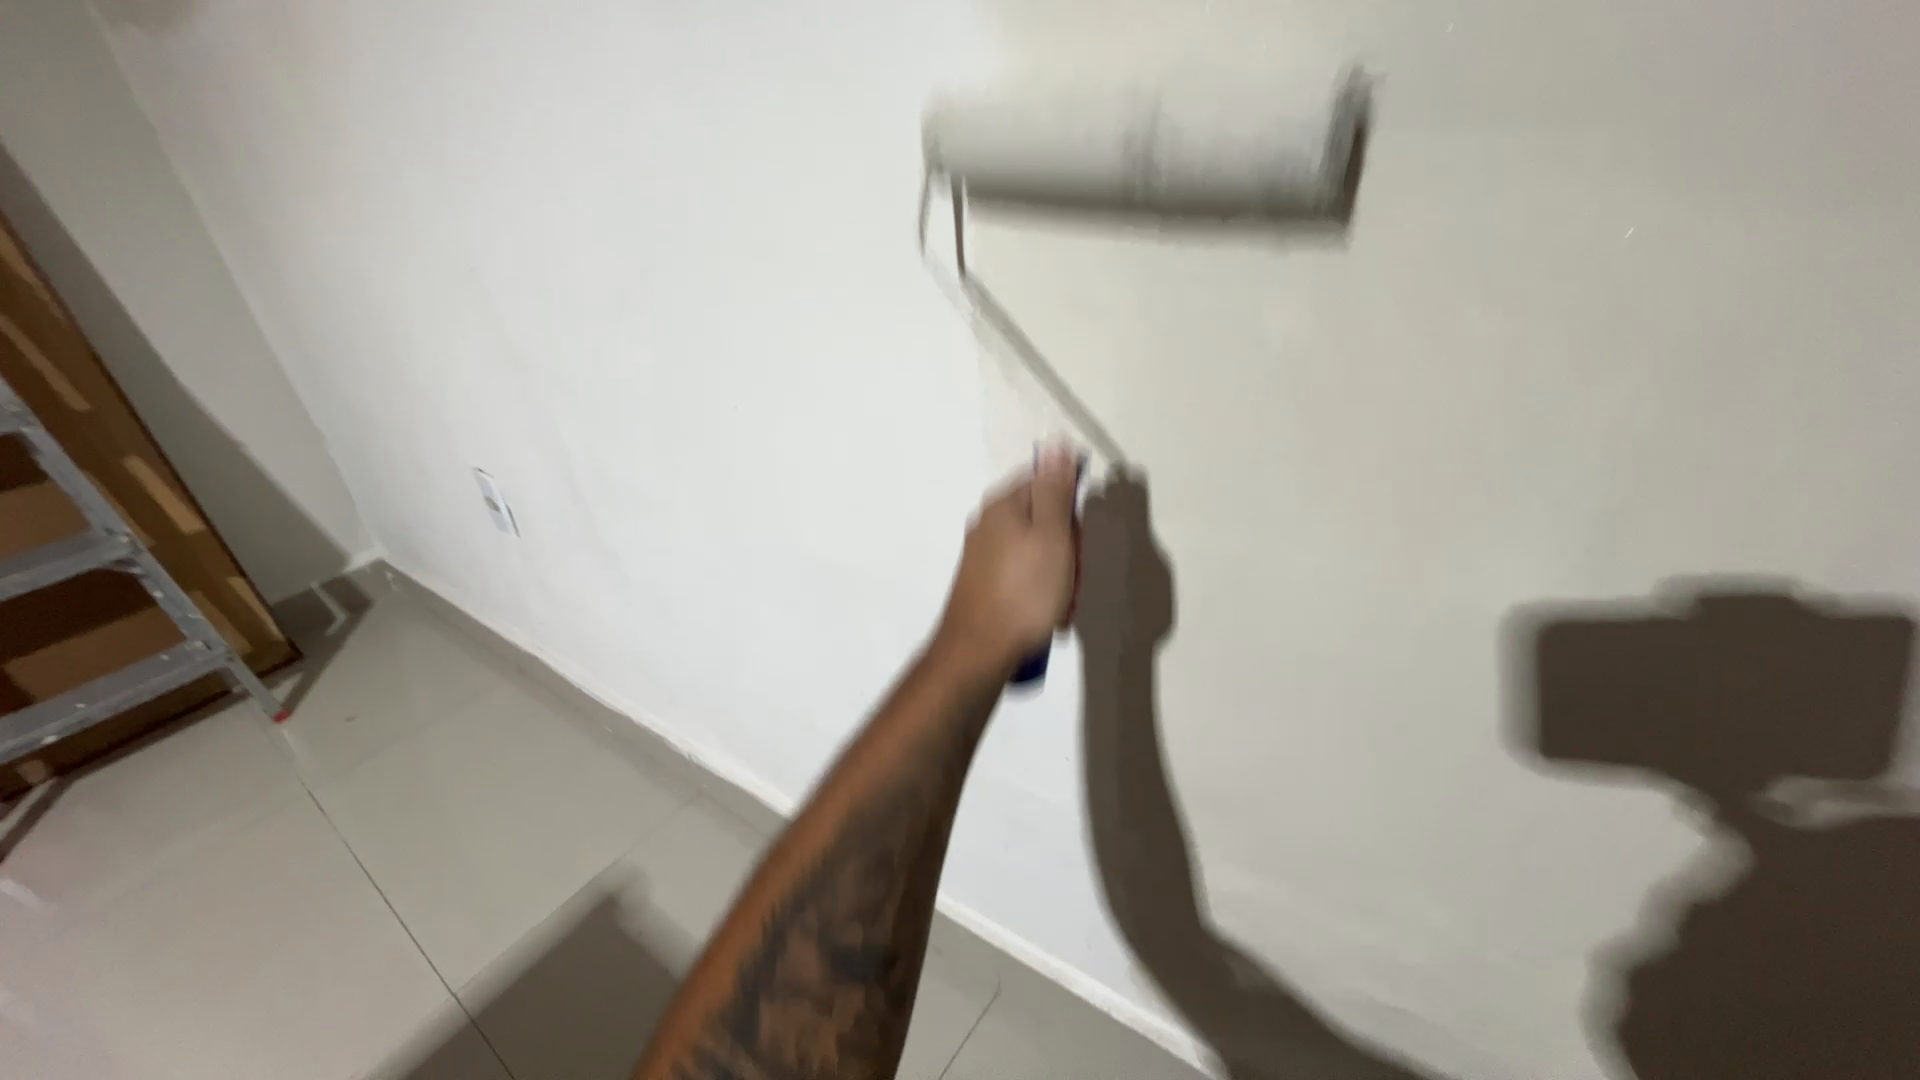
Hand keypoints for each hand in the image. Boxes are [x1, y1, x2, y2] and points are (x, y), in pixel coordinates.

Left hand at [935, 445, 1080, 674]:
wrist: (978, 651)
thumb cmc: (1024, 591)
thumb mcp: (1052, 535)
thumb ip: (1056, 489)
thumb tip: (1057, 442)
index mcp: (1004, 504)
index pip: (1048, 482)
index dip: (1071, 510)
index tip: (1077, 538)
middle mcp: (989, 524)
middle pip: (1045, 520)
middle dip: (1068, 550)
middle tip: (1071, 577)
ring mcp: (983, 556)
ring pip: (1039, 554)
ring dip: (1059, 578)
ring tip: (1060, 605)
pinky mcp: (983, 584)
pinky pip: (1024, 578)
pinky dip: (1041, 594)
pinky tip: (1046, 617)